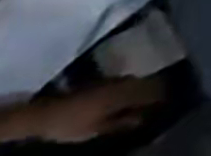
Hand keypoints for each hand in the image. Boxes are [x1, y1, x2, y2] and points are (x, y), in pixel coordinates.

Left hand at [24, 76, 166, 143]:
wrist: (43, 115)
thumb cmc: (72, 124)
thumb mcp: (96, 129)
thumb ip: (122, 123)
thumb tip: (144, 120)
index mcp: (128, 91)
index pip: (156, 91)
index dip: (163, 100)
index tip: (167, 108)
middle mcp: (127, 81)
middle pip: (150, 84)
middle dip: (155, 94)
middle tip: (156, 107)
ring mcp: (115, 79)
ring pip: (138, 83)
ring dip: (143, 92)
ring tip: (142, 105)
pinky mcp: (105, 81)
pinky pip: (127, 84)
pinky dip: (131, 92)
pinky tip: (125, 102)